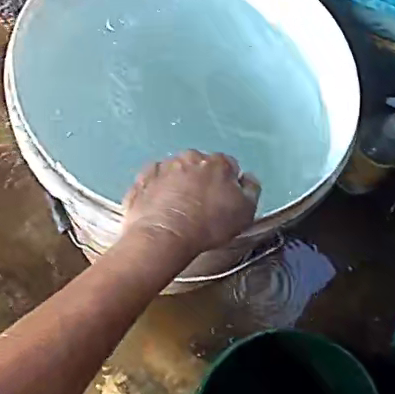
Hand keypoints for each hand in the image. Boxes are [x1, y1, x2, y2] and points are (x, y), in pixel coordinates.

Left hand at [120, 151, 259, 255]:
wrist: (164, 236)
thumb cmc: (208, 225)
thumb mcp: (246, 212)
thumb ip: (252, 190)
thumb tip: (248, 179)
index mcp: (219, 163)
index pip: (229, 166)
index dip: (228, 184)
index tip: (224, 201)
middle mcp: (191, 157)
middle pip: (201, 166)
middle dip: (201, 180)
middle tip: (201, 207)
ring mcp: (164, 166)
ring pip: (176, 171)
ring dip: (178, 184)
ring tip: (178, 210)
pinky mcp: (142, 178)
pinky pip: (153, 180)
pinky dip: (156, 189)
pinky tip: (159, 208)